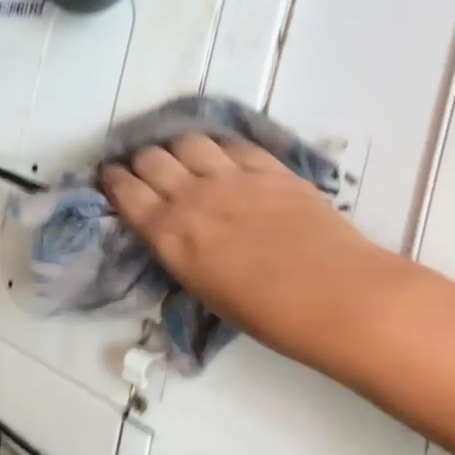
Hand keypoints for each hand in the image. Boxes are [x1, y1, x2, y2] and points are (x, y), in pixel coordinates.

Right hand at [98, 133, 413, 365]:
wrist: (342, 300)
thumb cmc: (266, 313)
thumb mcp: (197, 283)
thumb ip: (175, 246)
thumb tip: (169, 228)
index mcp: (166, 233)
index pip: (123, 189)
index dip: (112, 179)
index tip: (112, 178)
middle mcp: (190, 197)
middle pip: (150, 158)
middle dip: (142, 160)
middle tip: (147, 168)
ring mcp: (232, 179)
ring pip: (187, 141)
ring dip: (179, 147)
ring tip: (185, 158)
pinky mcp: (271, 171)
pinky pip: (234, 144)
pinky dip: (220, 147)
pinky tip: (224, 156)